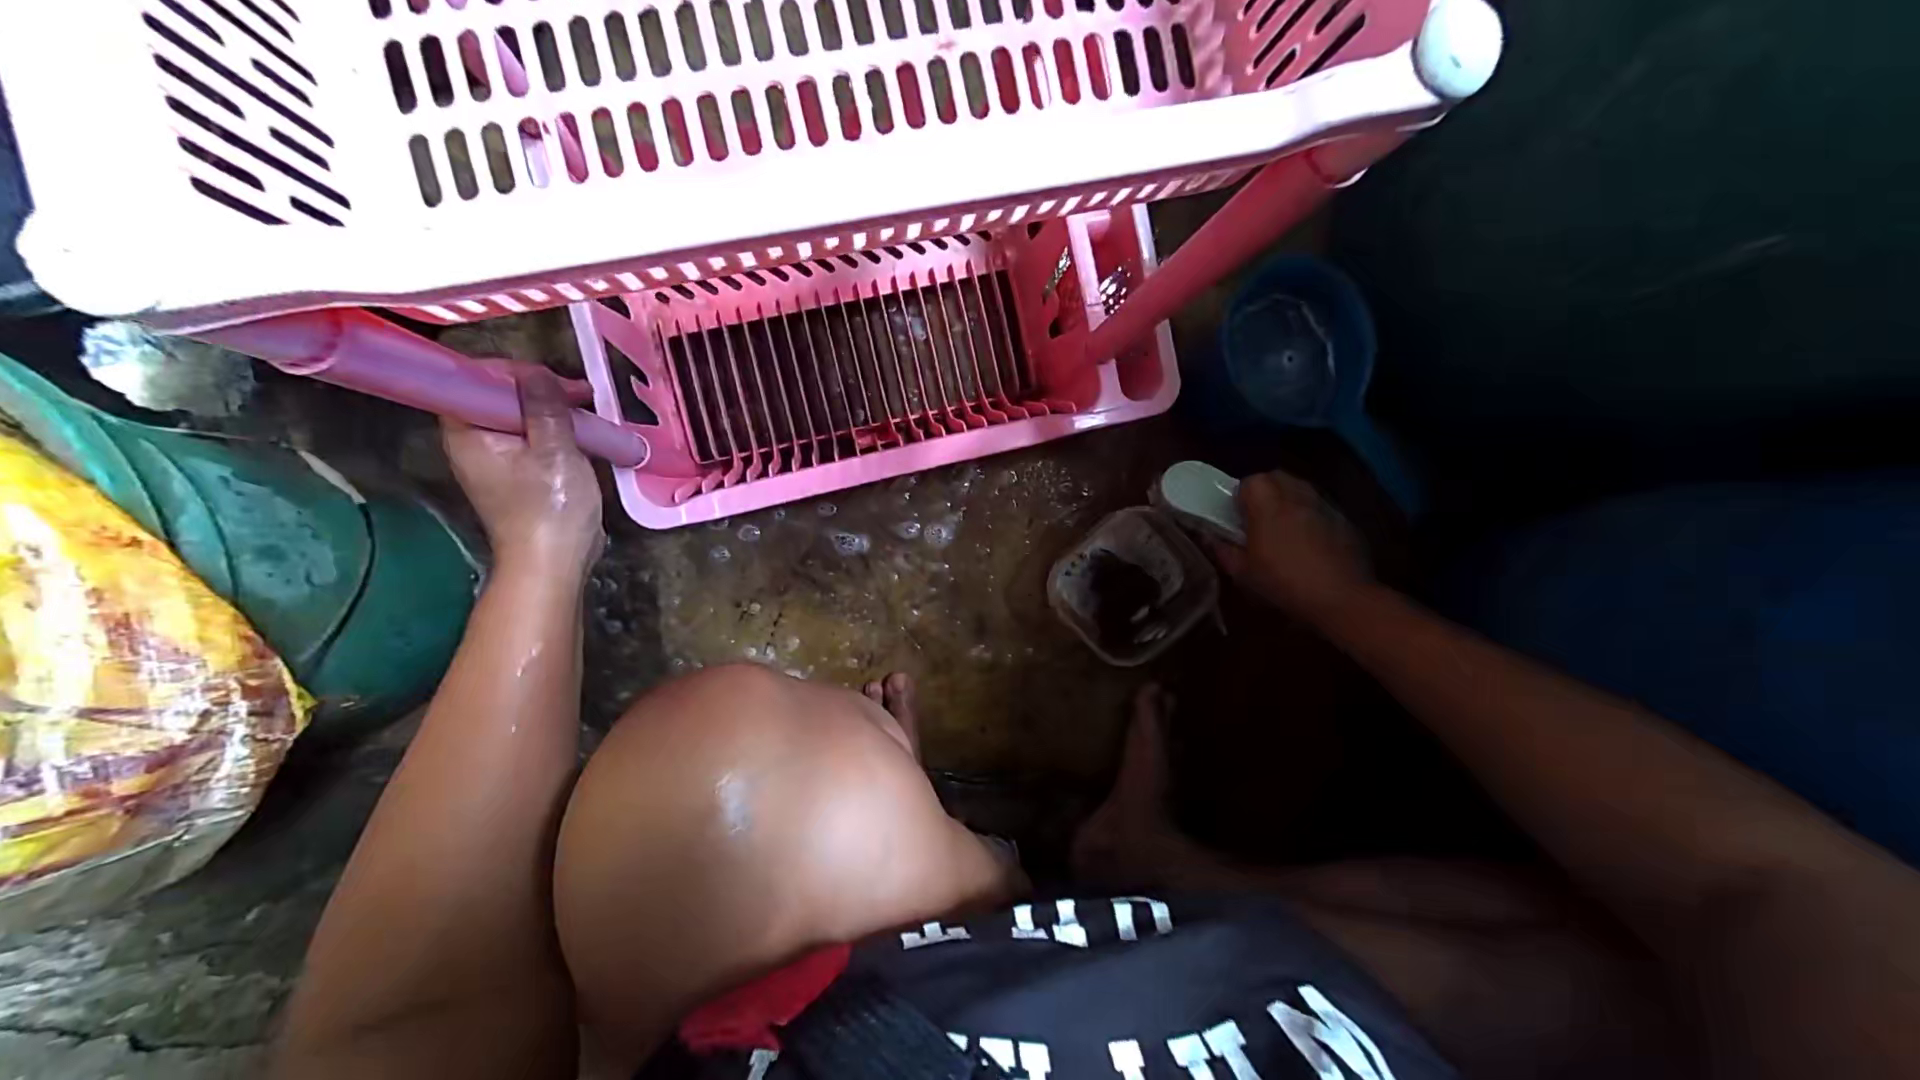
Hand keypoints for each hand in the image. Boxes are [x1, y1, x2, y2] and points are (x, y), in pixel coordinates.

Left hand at [443, 366, 604, 575]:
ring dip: (553, 412)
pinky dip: (556, 433)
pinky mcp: (517, 476)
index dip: (511, 371)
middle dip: (539, 390)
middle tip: (581, 395)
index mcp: (467, 432)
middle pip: (498, 397)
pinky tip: (584, 436)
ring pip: (519, 419)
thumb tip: (537, 374)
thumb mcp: (555, 450)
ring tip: (589, 414)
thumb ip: (545, 407)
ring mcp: (494, 461)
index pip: (472, 379)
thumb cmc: (550, 507)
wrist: (552, 562)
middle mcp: (472, 443)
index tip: (551, 379)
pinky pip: (531, 441)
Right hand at [1208, 471, 1371, 618]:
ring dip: (1290, 499)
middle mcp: (1297, 498)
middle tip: (1259, 516)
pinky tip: (1311, 542)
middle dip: (1266, 490)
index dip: (1242, 495)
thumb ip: (1223, 551)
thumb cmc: (1283, 583)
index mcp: (1268, 507)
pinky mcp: (1345, 521)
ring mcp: (1325, 507)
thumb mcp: (1243, 574)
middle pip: (1279, 476)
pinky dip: (1312, 516)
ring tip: (1284, 526)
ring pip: (1303, 489)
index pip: (1252, 480)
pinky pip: (1322, 508)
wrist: (1341, 598)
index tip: (1238, 515)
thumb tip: (1209, 537)